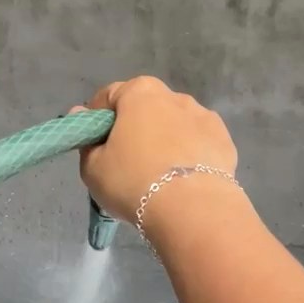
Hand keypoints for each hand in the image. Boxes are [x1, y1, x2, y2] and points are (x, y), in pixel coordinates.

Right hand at [72, 76, 239, 240]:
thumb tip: (79, 115)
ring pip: (174, 126)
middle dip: (135, 130)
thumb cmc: (132, 182)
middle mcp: (174, 96)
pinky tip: (182, 182)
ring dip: (164, 142)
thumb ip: (86, 141)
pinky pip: (197, 145)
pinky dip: (188, 157)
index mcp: (139, 93)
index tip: (96, 146)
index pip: (109, 97)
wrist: (190, 209)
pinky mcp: (224, 141)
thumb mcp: (93, 169)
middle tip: (126, 165)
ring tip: (159, 177)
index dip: (98, 120)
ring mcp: (204, 116)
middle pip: (145, 110)